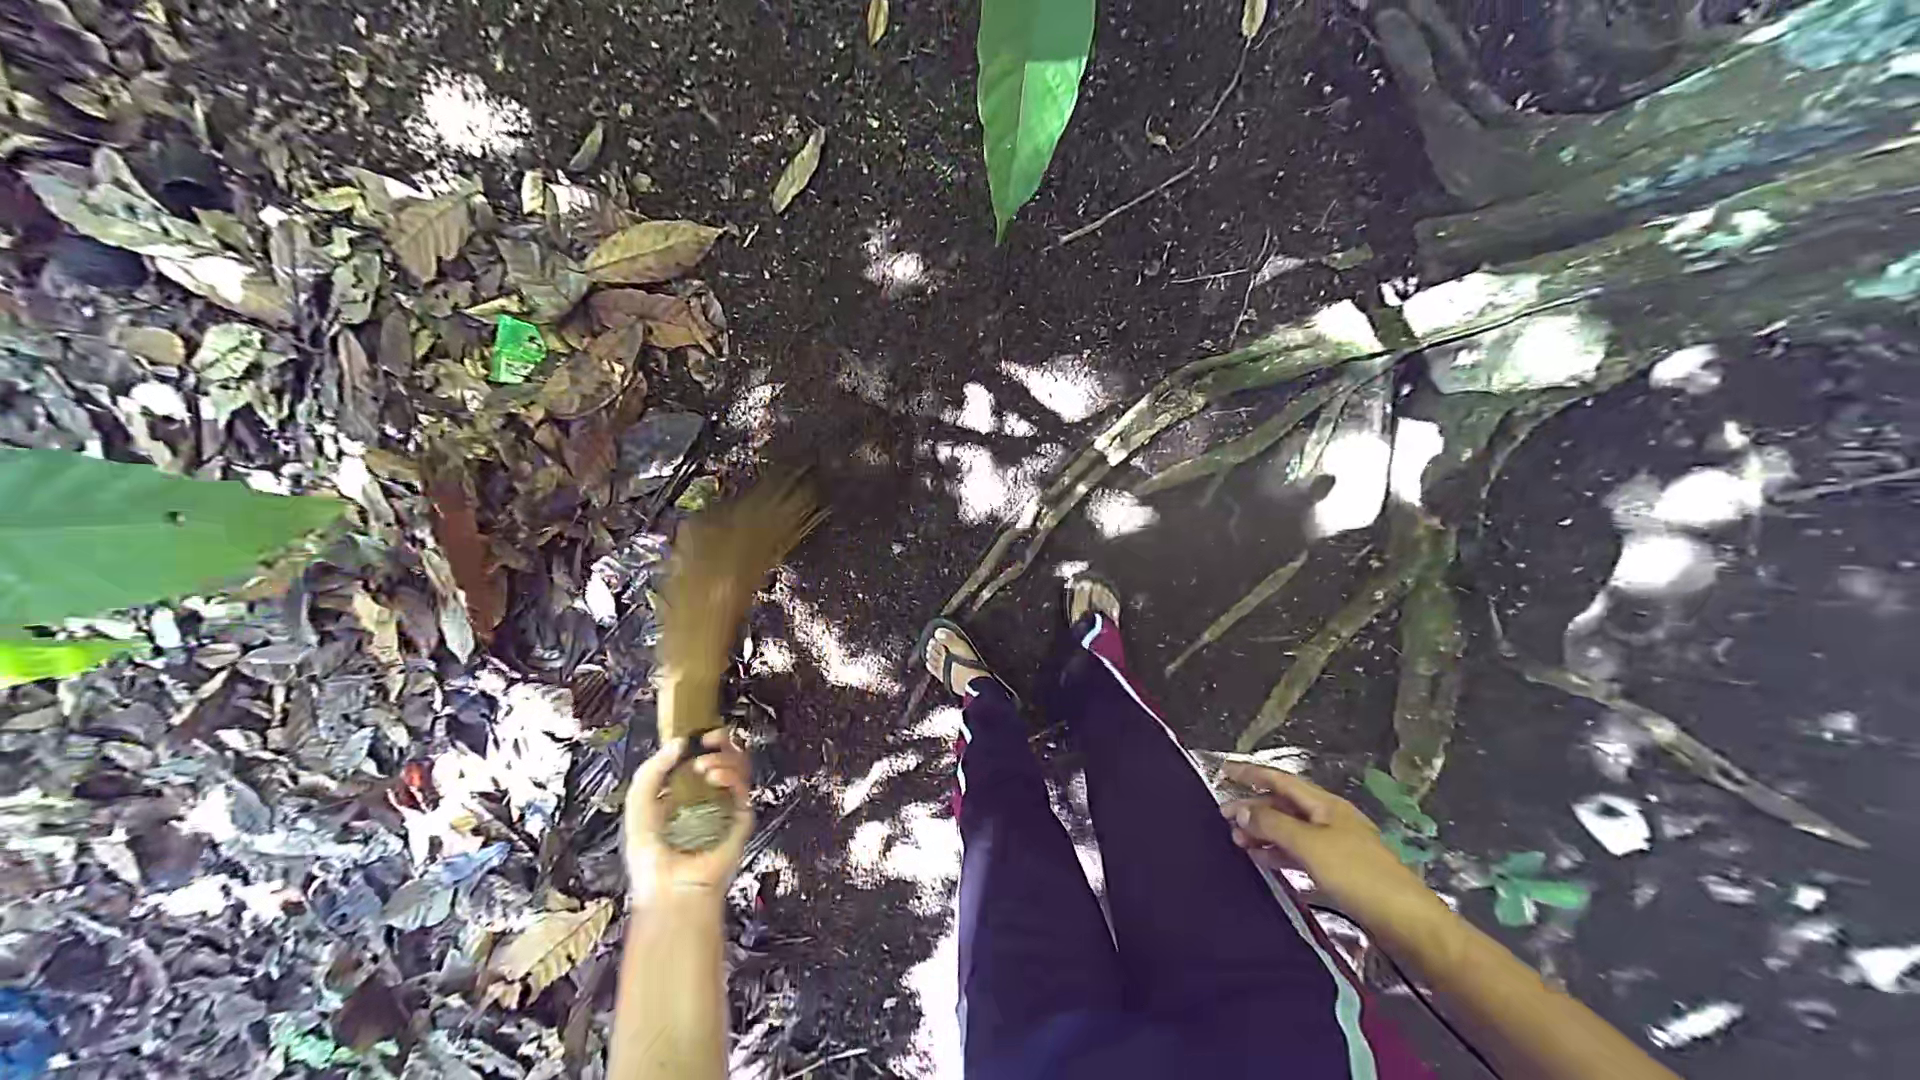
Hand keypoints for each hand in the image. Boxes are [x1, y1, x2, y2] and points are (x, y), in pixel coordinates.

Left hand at [624, 729, 753, 906]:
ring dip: (724, 758)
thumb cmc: (651, 857)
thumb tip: (679, 742)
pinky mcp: (742, 818)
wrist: (671, 890)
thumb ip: (651, 771)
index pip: (701, 756)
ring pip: (739, 767)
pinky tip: (714, 777)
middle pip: (726, 756)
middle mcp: (708, 796)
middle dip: (721, 742)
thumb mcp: (638, 805)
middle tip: (712, 738)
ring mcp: (727, 806)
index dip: (701, 742)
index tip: (698, 734)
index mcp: (684, 793)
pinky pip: (744, 788)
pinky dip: (731, 776)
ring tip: (705, 766)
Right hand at [1219, 764, 1440, 928]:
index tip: (1223, 771)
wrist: (1408, 922)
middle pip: (1284, 805)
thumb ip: (1272, 825)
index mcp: (1325, 804)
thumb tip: (1240, 810)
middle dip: (1253, 808)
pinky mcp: (1339, 870)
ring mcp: (1336, 845)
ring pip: (1290, 829)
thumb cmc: (1357, 875)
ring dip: (1263, 832)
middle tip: (1224, 818)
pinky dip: (1279, 852)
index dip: (1250, 773)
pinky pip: (1300, 852)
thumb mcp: (1309, 845)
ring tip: (1238, 842)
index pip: (1280, 779)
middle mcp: (1329, 818)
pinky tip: (1263, 860)